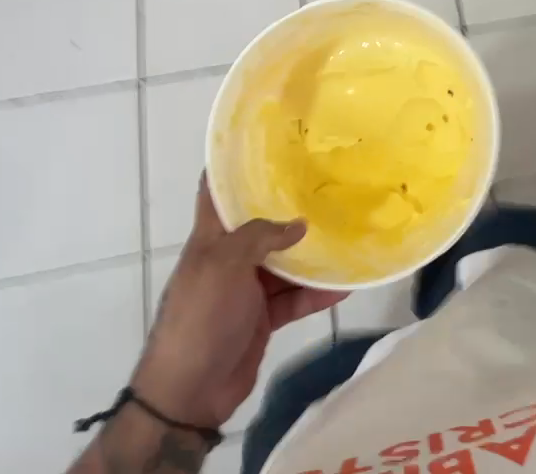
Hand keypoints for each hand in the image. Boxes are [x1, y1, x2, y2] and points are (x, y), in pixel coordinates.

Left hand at [131, 178, 345, 428]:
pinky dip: (318, 293)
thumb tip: (299, 225)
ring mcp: (246, 290)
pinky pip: (295, 298)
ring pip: (285, 263)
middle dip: (289, 210)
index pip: (216, 193)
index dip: (232, 167)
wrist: (189, 390)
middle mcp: (229, 259)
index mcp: (210, 240)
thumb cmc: (200, 316)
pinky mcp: (263, 318)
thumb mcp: (224, 265)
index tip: (265, 145)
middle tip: (327, 187)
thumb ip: (260, 237)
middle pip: (261, 227)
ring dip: (312, 254)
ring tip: (346, 234)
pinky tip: (345, 285)